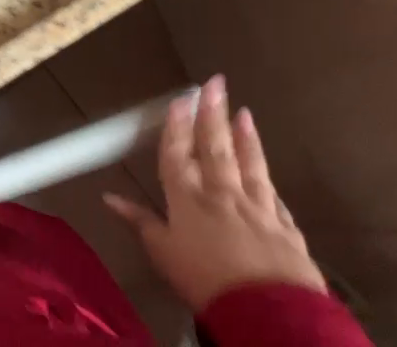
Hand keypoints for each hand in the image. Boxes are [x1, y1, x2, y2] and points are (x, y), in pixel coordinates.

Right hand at [105, 75, 325, 310]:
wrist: (270, 313)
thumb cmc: (205, 280)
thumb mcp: (162, 253)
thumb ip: (140, 221)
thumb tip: (109, 196)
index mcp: (187, 198)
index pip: (178, 153)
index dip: (177, 125)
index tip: (180, 97)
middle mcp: (222, 194)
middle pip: (215, 148)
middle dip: (212, 114)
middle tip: (215, 83)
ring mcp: (258, 210)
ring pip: (250, 166)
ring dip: (245, 138)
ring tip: (244, 112)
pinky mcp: (287, 230)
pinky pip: (275, 199)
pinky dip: (268, 183)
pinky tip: (268, 175)